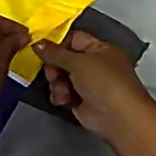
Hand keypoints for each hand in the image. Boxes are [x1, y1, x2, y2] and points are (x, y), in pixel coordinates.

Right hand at [34, 30, 155, 139]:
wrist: (118, 117)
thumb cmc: (103, 82)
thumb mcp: (78, 62)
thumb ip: (54, 52)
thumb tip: (36, 43)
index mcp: (99, 49)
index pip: (73, 38)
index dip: (56, 43)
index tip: (40, 49)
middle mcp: (94, 64)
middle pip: (64, 59)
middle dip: (54, 67)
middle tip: (52, 74)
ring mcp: (88, 83)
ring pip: (61, 76)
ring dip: (57, 84)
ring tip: (62, 91)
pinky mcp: (82, 100)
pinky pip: (63, 92)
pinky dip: (61, 95)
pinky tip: (63, 100)